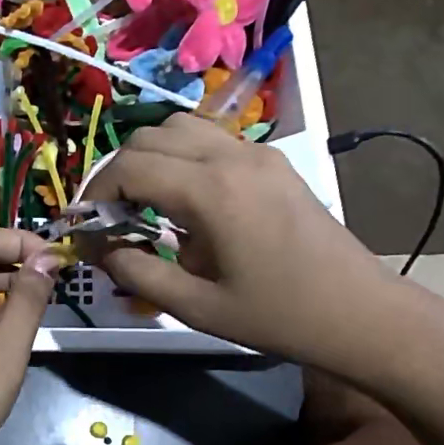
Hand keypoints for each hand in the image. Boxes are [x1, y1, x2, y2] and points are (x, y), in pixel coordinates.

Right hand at [81, 114, 398, 361]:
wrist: (358, 312)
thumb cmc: (278, 316)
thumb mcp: (197, 307)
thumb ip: (138, 273)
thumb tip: (99, 250)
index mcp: (211, 191)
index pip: (130, 167)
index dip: (96, 192)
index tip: (85, 225)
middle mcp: (231, 156)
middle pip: (150, 138)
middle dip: (118, 173)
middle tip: (110, 218)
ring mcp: (257, 152)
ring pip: (181, 128)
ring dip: (150, 159)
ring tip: (144, 205)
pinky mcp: (272, 161)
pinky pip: (212, 140)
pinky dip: (182, 158)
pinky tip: (186, 202)